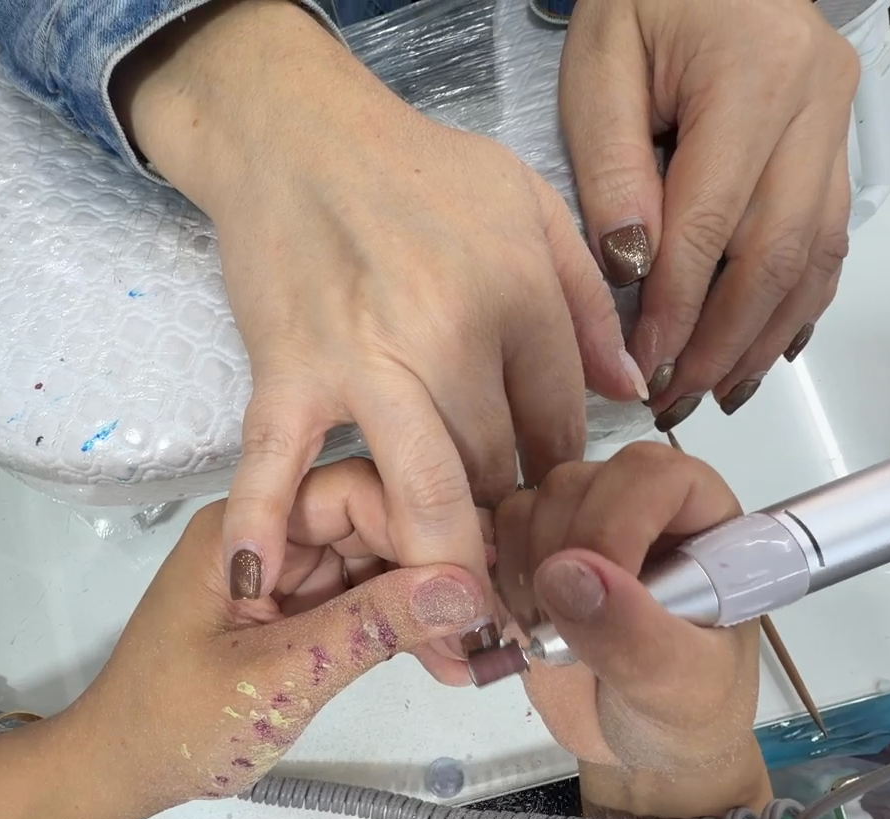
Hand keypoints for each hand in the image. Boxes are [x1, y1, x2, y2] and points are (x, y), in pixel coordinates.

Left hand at [63, 460, 490, 817]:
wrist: (125, 770)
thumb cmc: (178, 721)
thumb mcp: (280, 674)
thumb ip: (370, 628)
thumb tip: (468, 588)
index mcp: (248, 528)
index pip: (353, 493)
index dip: (420, 529)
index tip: (477, 582)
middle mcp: (273, 539)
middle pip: (372, 526)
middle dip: (430, 573)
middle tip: (489, 625)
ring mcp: (289, 576)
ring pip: (376, 566)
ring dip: (423, 607)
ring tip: (477, 651)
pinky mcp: (301, 613)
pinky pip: (364, 604)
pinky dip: (400, 630)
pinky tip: (444, 657)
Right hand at [116, 0, 638, 618]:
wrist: (296, 138)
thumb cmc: (414, 172)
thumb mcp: (527, 206)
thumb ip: (587, 298)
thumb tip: (628, 390)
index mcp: (515, 291)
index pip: (559, 418)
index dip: (558, 478)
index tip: (545, 511)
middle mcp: (447, 335)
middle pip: (496, 469)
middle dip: (504, 530)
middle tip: (501, 577)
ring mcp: (360, 363)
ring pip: (417, 487)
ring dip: (433, 557)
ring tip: (439, 609)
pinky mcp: (286, 375)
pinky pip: (276, 463)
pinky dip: (264, 523)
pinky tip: (260, 583)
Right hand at [493, 442, 763, 814]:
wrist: (635, 745)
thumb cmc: (683, 716)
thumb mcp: (681, 689)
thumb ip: (636, 636)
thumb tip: (567, 574)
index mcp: (698, 523)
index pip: (653, 474)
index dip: (615, 520)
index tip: (597, 593)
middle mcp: (634, 511)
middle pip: (576, 484)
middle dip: (559, 558)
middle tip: (565, 630)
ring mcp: (574, 531)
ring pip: (525, 507)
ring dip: (522, 575)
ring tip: (546, 633)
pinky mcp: (527, 557)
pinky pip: (490, 537)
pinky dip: (490, 580)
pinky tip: (516, 624)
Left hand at [562, 0, 858, 429]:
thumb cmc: (641, 1)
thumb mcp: (600, 75)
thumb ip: (613, 173)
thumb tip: (632, 270)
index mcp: (755, 76)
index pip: (713, 225)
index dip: (677, 309)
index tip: (643, 367)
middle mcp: (817, 104)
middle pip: (777, 255)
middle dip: (722, 343)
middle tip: (674, 398)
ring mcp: (837, 125)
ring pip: (813, 258)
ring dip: (762, 338)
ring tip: (714, 393)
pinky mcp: (833, 146)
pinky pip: (827, 241)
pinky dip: (794, 306)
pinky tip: (761, 351)